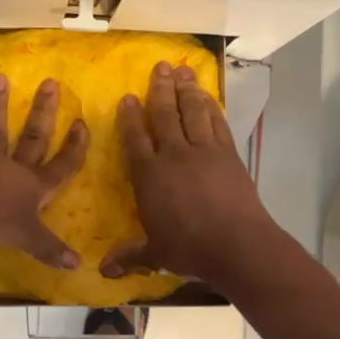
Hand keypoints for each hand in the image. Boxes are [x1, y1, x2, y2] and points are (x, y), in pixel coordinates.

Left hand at [0, 74, 88, 269]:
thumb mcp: (27, 236)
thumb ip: (50, 248)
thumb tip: (78, 264)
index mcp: (34, 186)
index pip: (62, 166)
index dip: (74, 148)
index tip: (82, 124)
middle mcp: (13, 166)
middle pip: (33, 138)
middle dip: (43, 113)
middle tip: (51, 84)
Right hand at [102, 61, 280, 288]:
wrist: (237, 244)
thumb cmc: (189, 249)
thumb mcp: (155, 254)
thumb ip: (130, 257)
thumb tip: (102, 272)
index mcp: (149, 175)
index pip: (135, 138)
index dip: (130, 117)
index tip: (127, 97)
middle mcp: (174, 155)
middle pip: (165, 114)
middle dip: (160, 89)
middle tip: (159, 67)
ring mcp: (204, 151)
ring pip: (192, 112)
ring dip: (187, 90)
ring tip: (182, 72)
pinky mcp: (228, 154)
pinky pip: (217, 123)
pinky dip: (211, 108)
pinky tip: (207, 98)